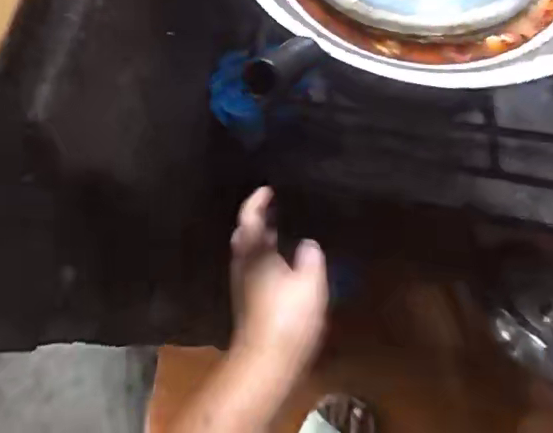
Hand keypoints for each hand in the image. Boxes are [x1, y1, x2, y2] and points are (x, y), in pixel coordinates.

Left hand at [228, 187, 328, 375]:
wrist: (265, 363)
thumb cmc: (287, 318)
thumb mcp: (310, 284)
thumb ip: (311, 257)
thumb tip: (307, 242)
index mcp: (253, 250)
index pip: (250, 215)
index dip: (258, 200)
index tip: (268, 189)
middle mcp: (241, 261)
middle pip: (245, 232)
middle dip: (258, 218)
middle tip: (276, 207)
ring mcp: (241, 282)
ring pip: (247, 250)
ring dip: (260, 238)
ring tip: (281, 231)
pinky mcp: (246, 300)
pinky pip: (252, 266)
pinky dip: (263, 255)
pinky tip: (281, 263)